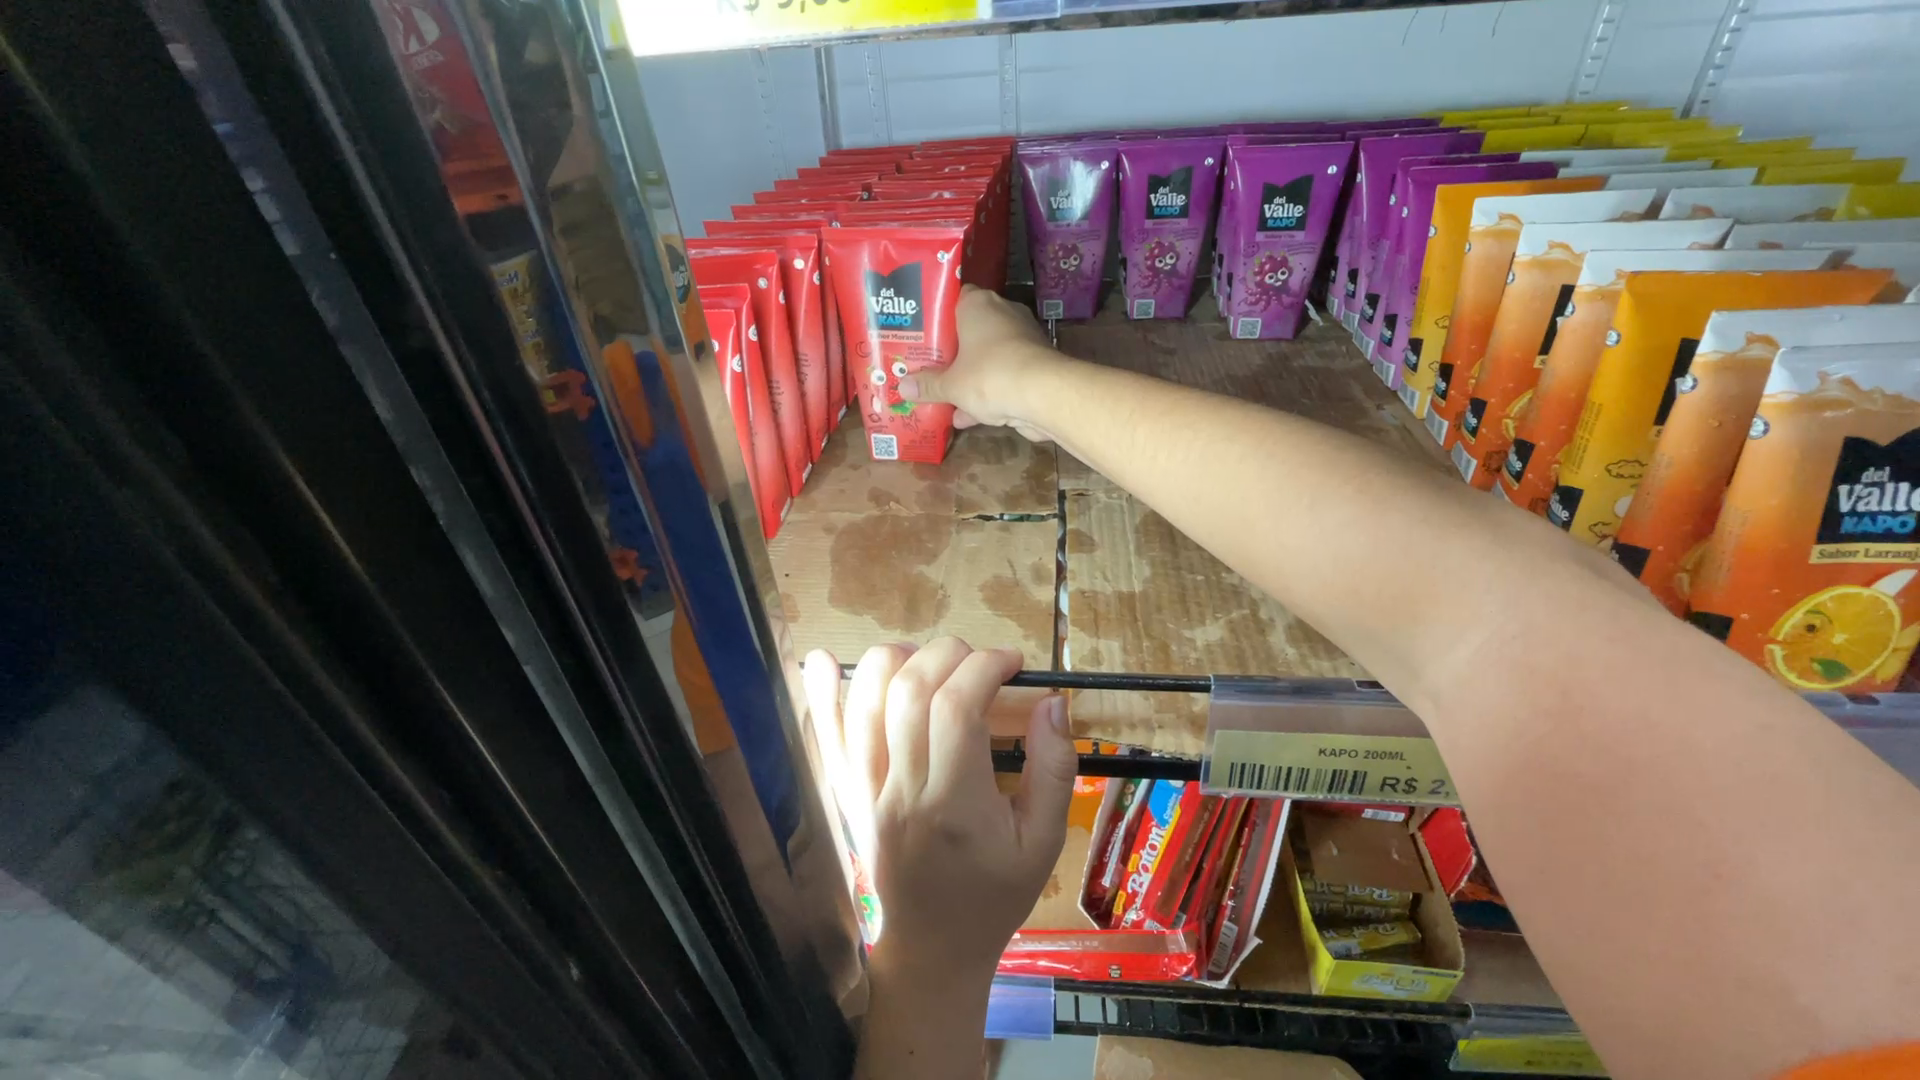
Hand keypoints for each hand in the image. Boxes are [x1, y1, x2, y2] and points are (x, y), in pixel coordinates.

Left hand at [802, 638, 1076, 981]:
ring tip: (930, 660)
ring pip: (863, 702)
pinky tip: (823, 660)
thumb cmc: (994, 897)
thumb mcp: (1044, 842)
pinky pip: (824, 736)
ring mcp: (864, 790)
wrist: (931, 948)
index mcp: (955, 804)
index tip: (1013, 663)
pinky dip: (820, 693)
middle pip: (909, 691)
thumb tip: (1053, 703)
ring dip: (895, 660)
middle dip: (948, 654)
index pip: (957, 707)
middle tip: (979, 661)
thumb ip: (1053, 770)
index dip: (986, 667)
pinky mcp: (844, 793)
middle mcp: (901, 789)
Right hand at [899, 286, 1061, 441]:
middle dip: (952, 353)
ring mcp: (1022, 339)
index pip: (955, 298)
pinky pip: (1004, 376)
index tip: (922, 334)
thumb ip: (928, 386)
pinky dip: (988, 395)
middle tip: (928, 368)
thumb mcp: (951, 384)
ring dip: (969, 378)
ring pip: (987, 357)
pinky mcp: (1035, 365)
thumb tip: (903, 388)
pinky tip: (966, 418)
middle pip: (970, 331)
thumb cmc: (989, 375)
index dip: (938, 315)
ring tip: (943, 398)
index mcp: (978, 304)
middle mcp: (1002, 314)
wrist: (1043, 395)